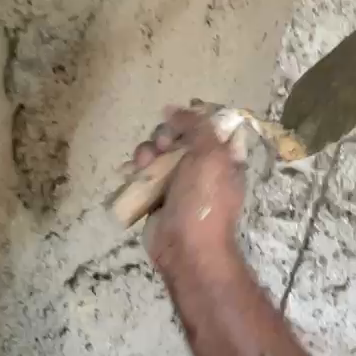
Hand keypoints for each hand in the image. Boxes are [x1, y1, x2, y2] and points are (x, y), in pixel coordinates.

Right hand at [131, 106, 247, 275]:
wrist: (186, 247)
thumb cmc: (204, 199)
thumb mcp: (210, 154)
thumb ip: (197, 126)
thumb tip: (174, 108)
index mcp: (223, 157)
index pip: (208, 127)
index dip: (192, 118)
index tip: (178, 120)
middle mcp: (201, 167)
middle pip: (178, 136)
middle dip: (165, 136)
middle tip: (162, 145)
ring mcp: (177, 182)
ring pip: (157, 153)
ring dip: (147, 151)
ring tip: (144, 163)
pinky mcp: (156, 195)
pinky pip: (144, 173)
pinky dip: (136, 169)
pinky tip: (132, 171)